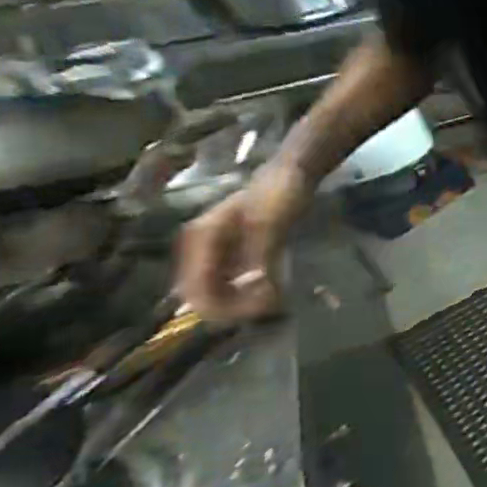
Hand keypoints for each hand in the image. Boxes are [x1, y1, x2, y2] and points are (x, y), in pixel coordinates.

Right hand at [174, 162, 313, 323]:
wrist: (291, 173)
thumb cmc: (279, 193)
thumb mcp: (270, 223)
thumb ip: (261, 256)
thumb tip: (258, 291)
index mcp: (200, 239)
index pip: (194, 288)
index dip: (220, 307)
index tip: (256, 312)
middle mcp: (200, 248)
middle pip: (201, 293)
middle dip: (231, 307)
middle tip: (270, 308)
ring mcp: (216, 251)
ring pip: (217, 289)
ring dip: (240, 301)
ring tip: (273, 301)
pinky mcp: (234, 253)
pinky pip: (233, 281)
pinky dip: (248, 291)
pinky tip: (272, 293)